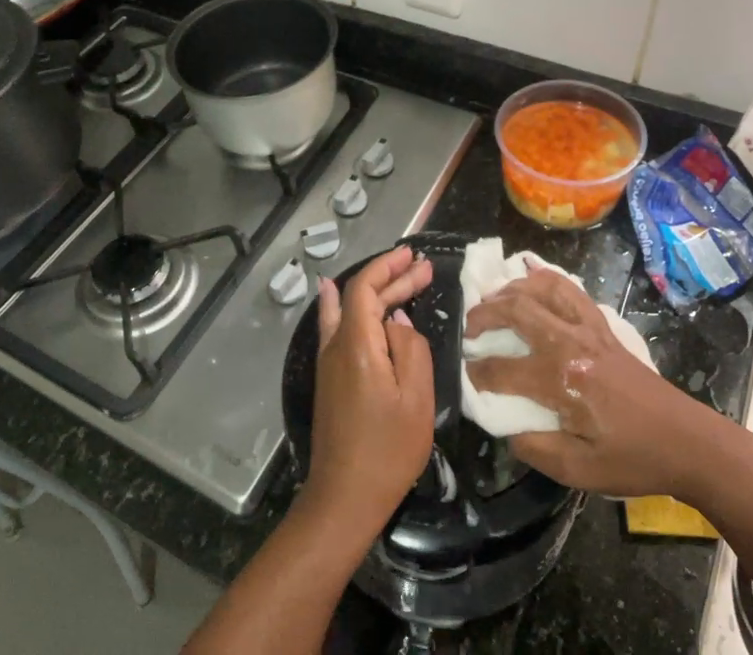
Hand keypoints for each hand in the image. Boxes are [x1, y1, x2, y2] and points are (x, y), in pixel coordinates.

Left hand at [306, 245, 435, 529]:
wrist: (345, 495)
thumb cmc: (388, 449)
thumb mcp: (416, 398)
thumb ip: (411, 349)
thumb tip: (399, 322)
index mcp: (357, 345)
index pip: (364, 288)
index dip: (388, 267)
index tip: (415, 255)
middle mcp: (335, 347)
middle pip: (357, 298)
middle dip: (391, 279)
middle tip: (424, 268)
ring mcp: (329, 364)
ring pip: (348, 313)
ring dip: (377, 295)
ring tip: (404, 279)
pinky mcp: (330, 380)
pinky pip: (338, 329)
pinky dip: (349, 309)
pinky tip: (335, 295)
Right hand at [464, 271, 720, 498]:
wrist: (689, 442)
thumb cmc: (634, 459)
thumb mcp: (578, 471)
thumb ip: (535, 448)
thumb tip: (508, 429)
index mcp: (561, 380)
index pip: (502, 370)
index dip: (477, 374)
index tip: (467, 379)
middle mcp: (571, 344)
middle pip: (517, 310)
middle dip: (484, 315)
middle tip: (469, 329)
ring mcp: (591, 330)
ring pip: (545, 288)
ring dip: (514, 289)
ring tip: (495, 299)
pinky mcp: (605, 329)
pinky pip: (571, 291)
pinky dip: (547, 280)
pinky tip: (533, 280)